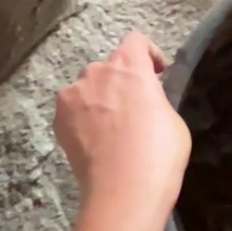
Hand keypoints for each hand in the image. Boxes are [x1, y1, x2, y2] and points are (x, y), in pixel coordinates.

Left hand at [54, 32, 191, 220]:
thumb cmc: (159, 153)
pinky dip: (83, 119)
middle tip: (133, 109)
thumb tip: (144, 103)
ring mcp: (72, 96)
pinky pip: (73, 110)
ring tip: (111, 128)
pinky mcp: (58, 120)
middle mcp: (96, 72)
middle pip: (108, 66)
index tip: (156, 73)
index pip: (135, 40)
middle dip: (121, 81)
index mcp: (129, 65)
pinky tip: (96, 142)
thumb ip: (155, 99)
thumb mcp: (172, 119)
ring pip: (87, 88)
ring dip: (99, 99)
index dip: (148, 53)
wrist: (123, 190)